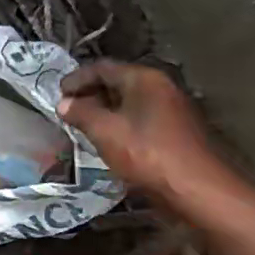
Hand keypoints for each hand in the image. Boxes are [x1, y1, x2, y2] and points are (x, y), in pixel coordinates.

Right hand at [56, 61, 222, 197]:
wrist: (197, 187)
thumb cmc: (148, 154)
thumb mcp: (107, 132)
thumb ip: (82, 114)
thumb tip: (63, 103)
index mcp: (144, 77)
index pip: (103, 68)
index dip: (77, 79)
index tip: (57, 93)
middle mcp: (162, 85)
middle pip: (119, 82)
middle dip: (92, 94)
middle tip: (69, 110)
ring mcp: (173, 106)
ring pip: (132, 101)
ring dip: (108, 111)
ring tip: (86, 127)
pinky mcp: (178, 128)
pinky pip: (144, 117)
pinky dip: (124, 123)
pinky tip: (113, 140)